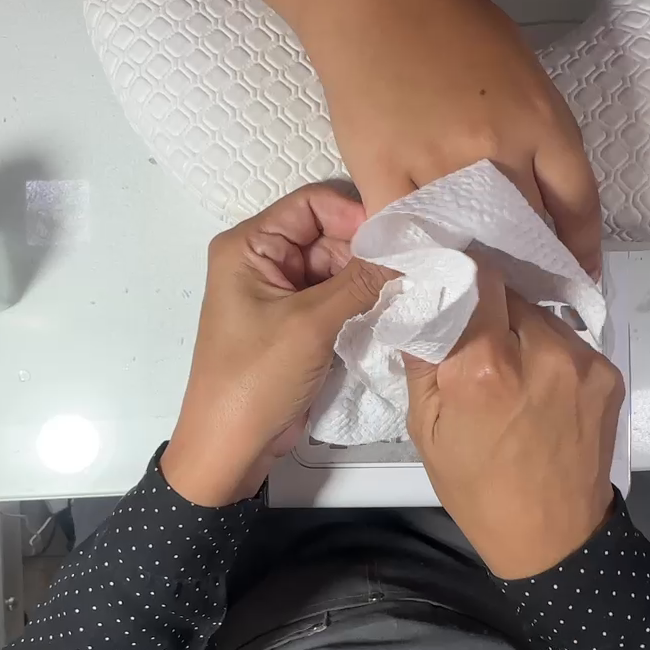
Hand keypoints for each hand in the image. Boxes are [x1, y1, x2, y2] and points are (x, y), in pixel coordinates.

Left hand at [162, 184, 389, 505]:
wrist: (231, 445)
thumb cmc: (256, 378)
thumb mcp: (310, 324)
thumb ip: (361, 282)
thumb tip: (412, 251)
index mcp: (248, 246)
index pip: (311, 204)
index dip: (356, 213)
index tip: (401, 234)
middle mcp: (263, 261)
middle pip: (327, 235)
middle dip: (368, 249)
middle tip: (417, 265)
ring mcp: (281, 295)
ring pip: (336, 268)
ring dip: (370, 279)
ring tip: (412, 287)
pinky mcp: (297, 324)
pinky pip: (335, 299)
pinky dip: (362, 302)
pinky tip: (395, 308)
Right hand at [307, 0, 602, 276]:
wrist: (373, 5)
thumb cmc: (449, 24)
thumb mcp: (520, 69)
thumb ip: (534, 131)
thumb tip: (534, 189)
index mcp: (540, 119)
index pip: (578, 202)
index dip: (581, 249)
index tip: (579, 277)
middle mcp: (497, 151)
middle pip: (527, 233)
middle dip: (533, 273)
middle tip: (530, 300)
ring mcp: (438, 169)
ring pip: (469, 245)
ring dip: (478, 277)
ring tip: (479, 298)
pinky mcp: (385, 179)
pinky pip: (408, 239)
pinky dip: (417, 262)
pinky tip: (423, 278)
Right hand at [404, 266, 622, 578]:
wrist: (552, 537)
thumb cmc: (475, 488)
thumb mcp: (426, 430)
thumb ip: (422, 361)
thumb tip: (417, 305)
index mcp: (484, 367)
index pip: (474, 278)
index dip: (457, 274)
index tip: (443, 279)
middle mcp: (540, 350)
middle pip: (509, 290)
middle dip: (485, 304)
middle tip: (470, 330)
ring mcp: (582, 360)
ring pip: (540, 312)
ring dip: (519, 325)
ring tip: (507, 362)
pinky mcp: (609, 371)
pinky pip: (567, 338)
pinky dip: (546, 348)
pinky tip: (536, 379)